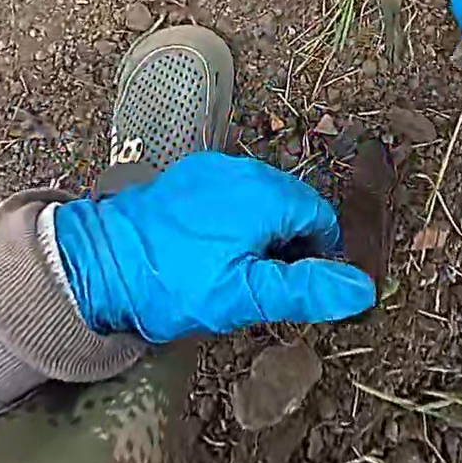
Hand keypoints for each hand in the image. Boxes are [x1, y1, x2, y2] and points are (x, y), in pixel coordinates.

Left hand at [53, 153, 375, 342]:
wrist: (100, 260)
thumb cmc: (174, 281)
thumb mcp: (244, 294)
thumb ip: (305, 288)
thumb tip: (361, 288)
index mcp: (266, 193)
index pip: (321, 218)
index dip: (319, 255)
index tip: (297, 285)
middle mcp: (246, 170)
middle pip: (293, 206)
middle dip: (290, 243)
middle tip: (262, 284)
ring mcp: (216, 168)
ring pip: (263, 199)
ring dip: (263, 231)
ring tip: (234, 269)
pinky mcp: (192, 174)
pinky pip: (233, 193)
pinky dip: (236, 218)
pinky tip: (211, 248)